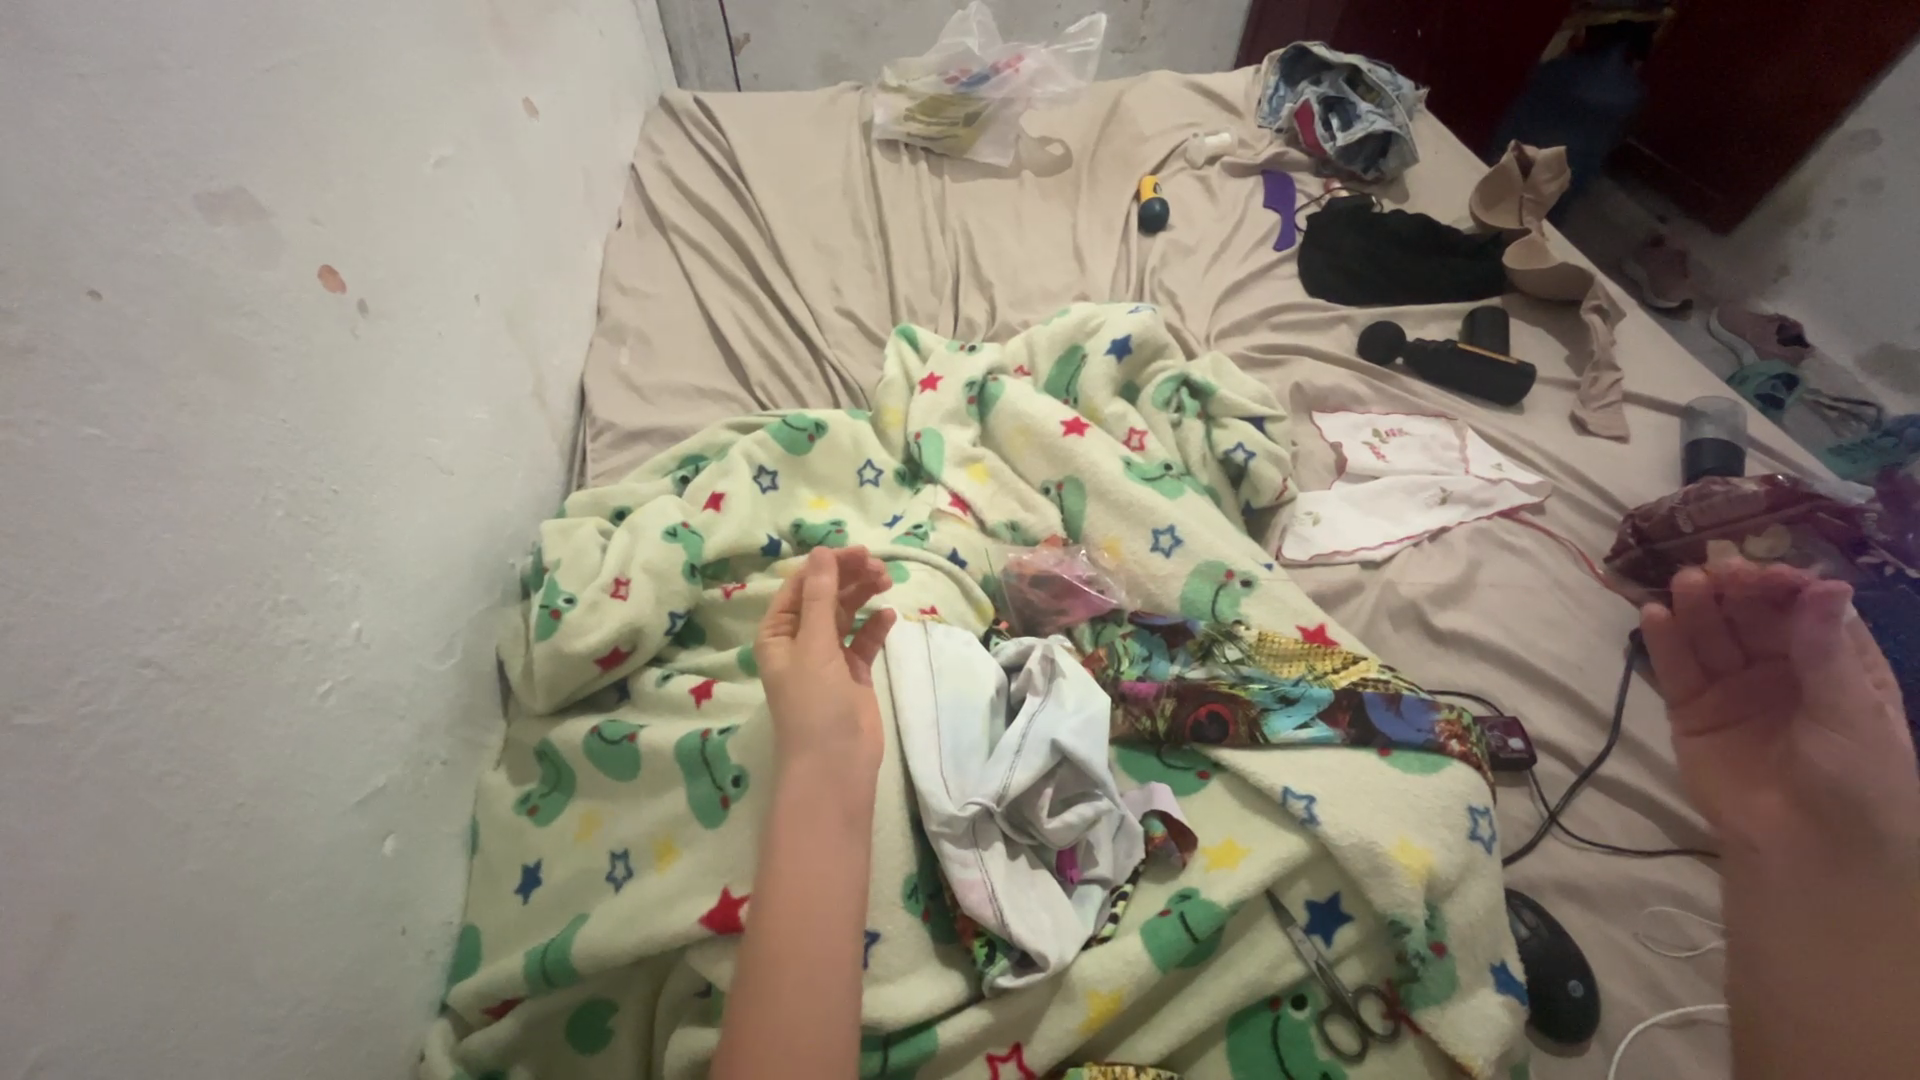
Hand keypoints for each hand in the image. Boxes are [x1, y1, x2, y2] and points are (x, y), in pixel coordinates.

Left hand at [755, 546, 898, 776]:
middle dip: (850, 578)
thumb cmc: (815, 703)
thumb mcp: (814, 645)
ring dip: (864, 596)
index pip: (801, 586)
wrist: (835, 765)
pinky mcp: (853, 673)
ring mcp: (827, 658)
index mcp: (778, 633)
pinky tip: (889, 615)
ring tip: (887, 582)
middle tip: (880, 568)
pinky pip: (863, 640)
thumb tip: (822, 551)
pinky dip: (875, 626)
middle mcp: (800, 641)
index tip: (859, 552)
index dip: (828, 565)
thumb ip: (822, 597)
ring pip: (846, 614)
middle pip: (826, 596)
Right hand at [1639, 558, 1917, 866]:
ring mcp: (1733, 691)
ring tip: (1682, 582)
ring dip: (1697, 608)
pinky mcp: (1691, 710)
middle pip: (1753, 620)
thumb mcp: (1854, 712)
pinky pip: (1675, 668)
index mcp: (1837, 670)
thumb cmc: (1860, 780)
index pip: (1807, 614)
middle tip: (1714, 568)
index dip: (1785, 588)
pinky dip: (1663, 640)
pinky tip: (1653, 615)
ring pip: (1711, 637)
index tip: (1762, 570)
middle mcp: (1782, 673)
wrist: (1811, 848)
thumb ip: (1826, 650)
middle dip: (1735, 592)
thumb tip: (1826, 583)